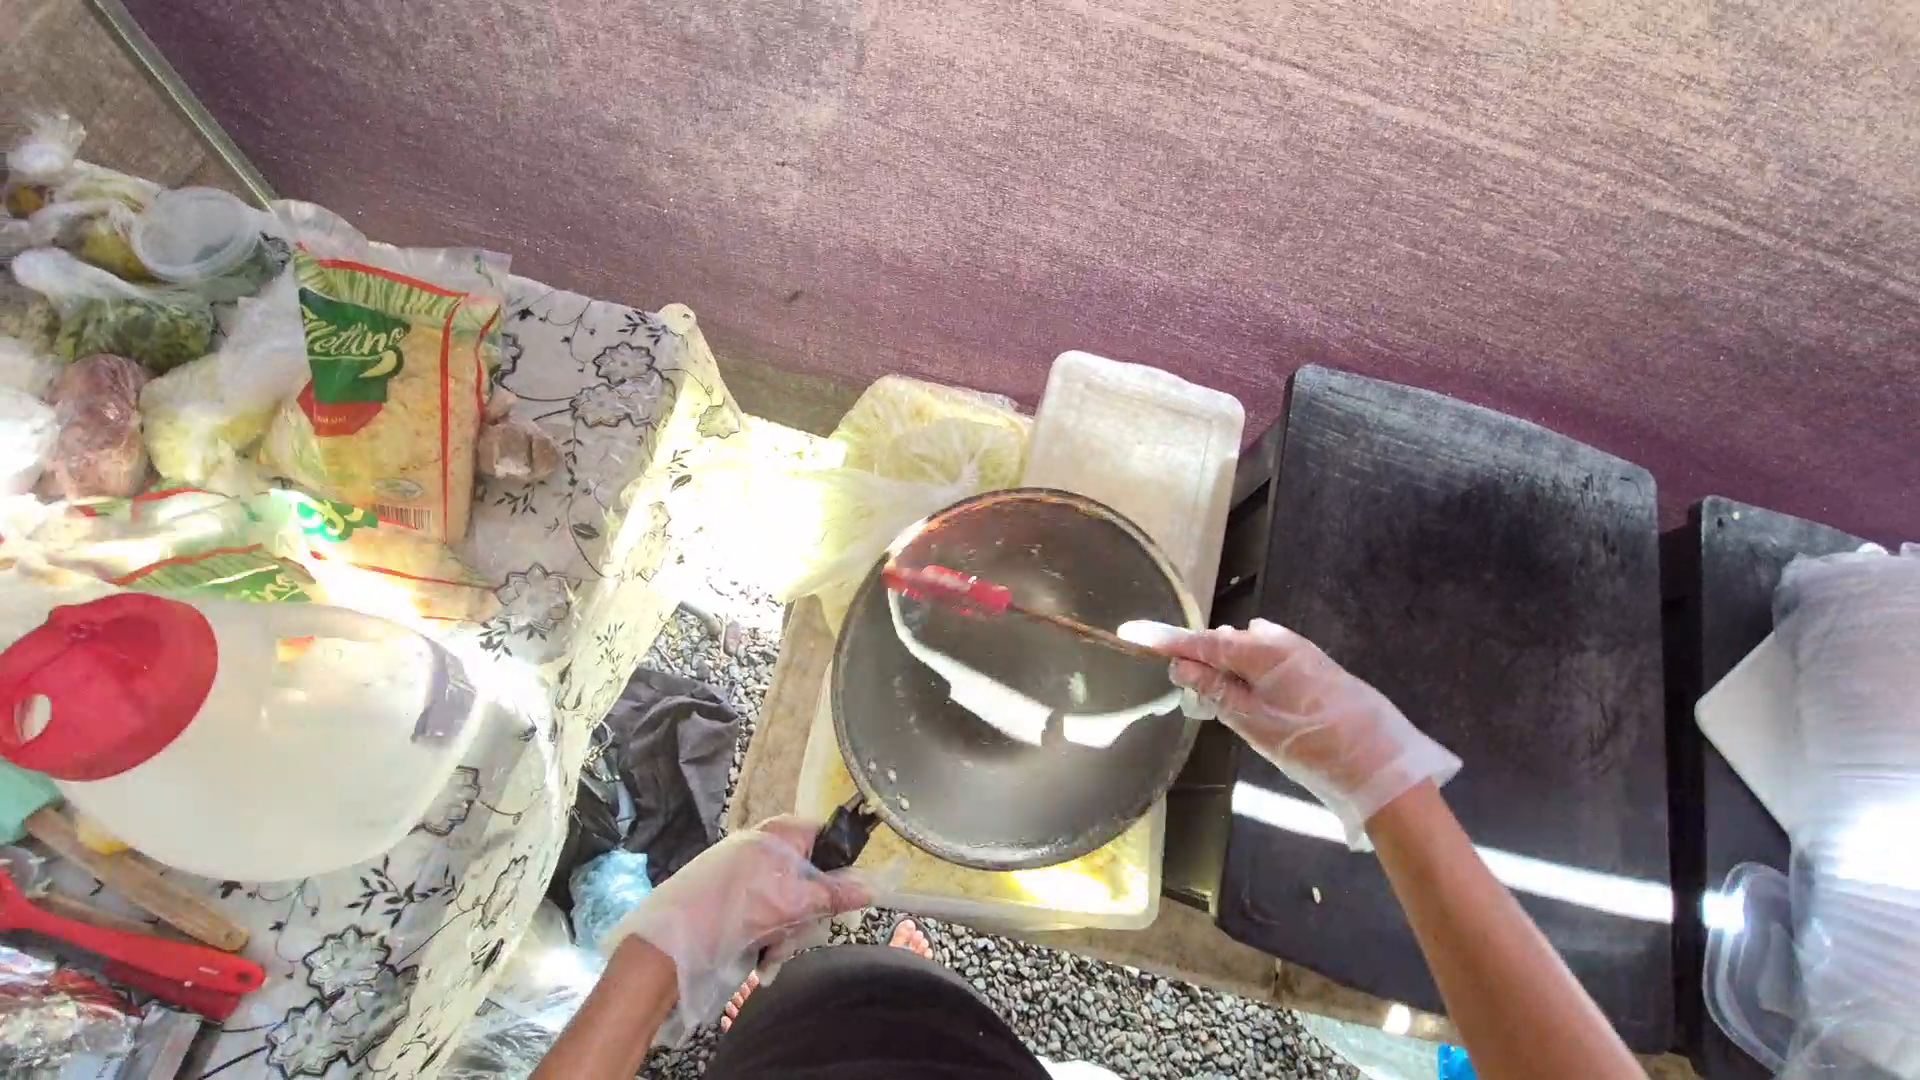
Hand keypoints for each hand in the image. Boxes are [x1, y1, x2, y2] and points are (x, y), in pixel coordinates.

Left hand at [604, 816, 870, 1034]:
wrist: (673, 938)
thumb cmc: (740, 907)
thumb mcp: (795, 902)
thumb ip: (835, 894)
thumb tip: (871, 888)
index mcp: (781, 830)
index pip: (825, 837)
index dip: (837, 867)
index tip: (836, 898)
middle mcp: (762, 840)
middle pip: (806, 870)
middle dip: (807, 906)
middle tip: (799, 930)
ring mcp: (741, 863)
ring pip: (784, 892)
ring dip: (786, 924)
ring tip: (772, 948)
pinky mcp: (724, 887)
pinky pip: (760, 903)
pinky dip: (764, 926)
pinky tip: (757, 949)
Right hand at [1130, 619, 1460, 848]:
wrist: (1383, 768)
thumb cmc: (1312, 747)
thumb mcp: (1254, 723)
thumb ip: (1215, 690)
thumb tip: (1181, 666)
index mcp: (1261, 650)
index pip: (1201, 641)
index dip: (1165, 639)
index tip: (1132, 630)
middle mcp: (1279, 640)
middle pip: (1222, 643)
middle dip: (1199, 659)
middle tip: (1187, 691)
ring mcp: (1299, 651)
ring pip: (1245, 652)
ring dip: (1225, 669)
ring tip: (1221, 701)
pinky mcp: (1313, 666)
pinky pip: (1265, 659)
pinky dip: (1248, 673)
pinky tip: (1251, 696)